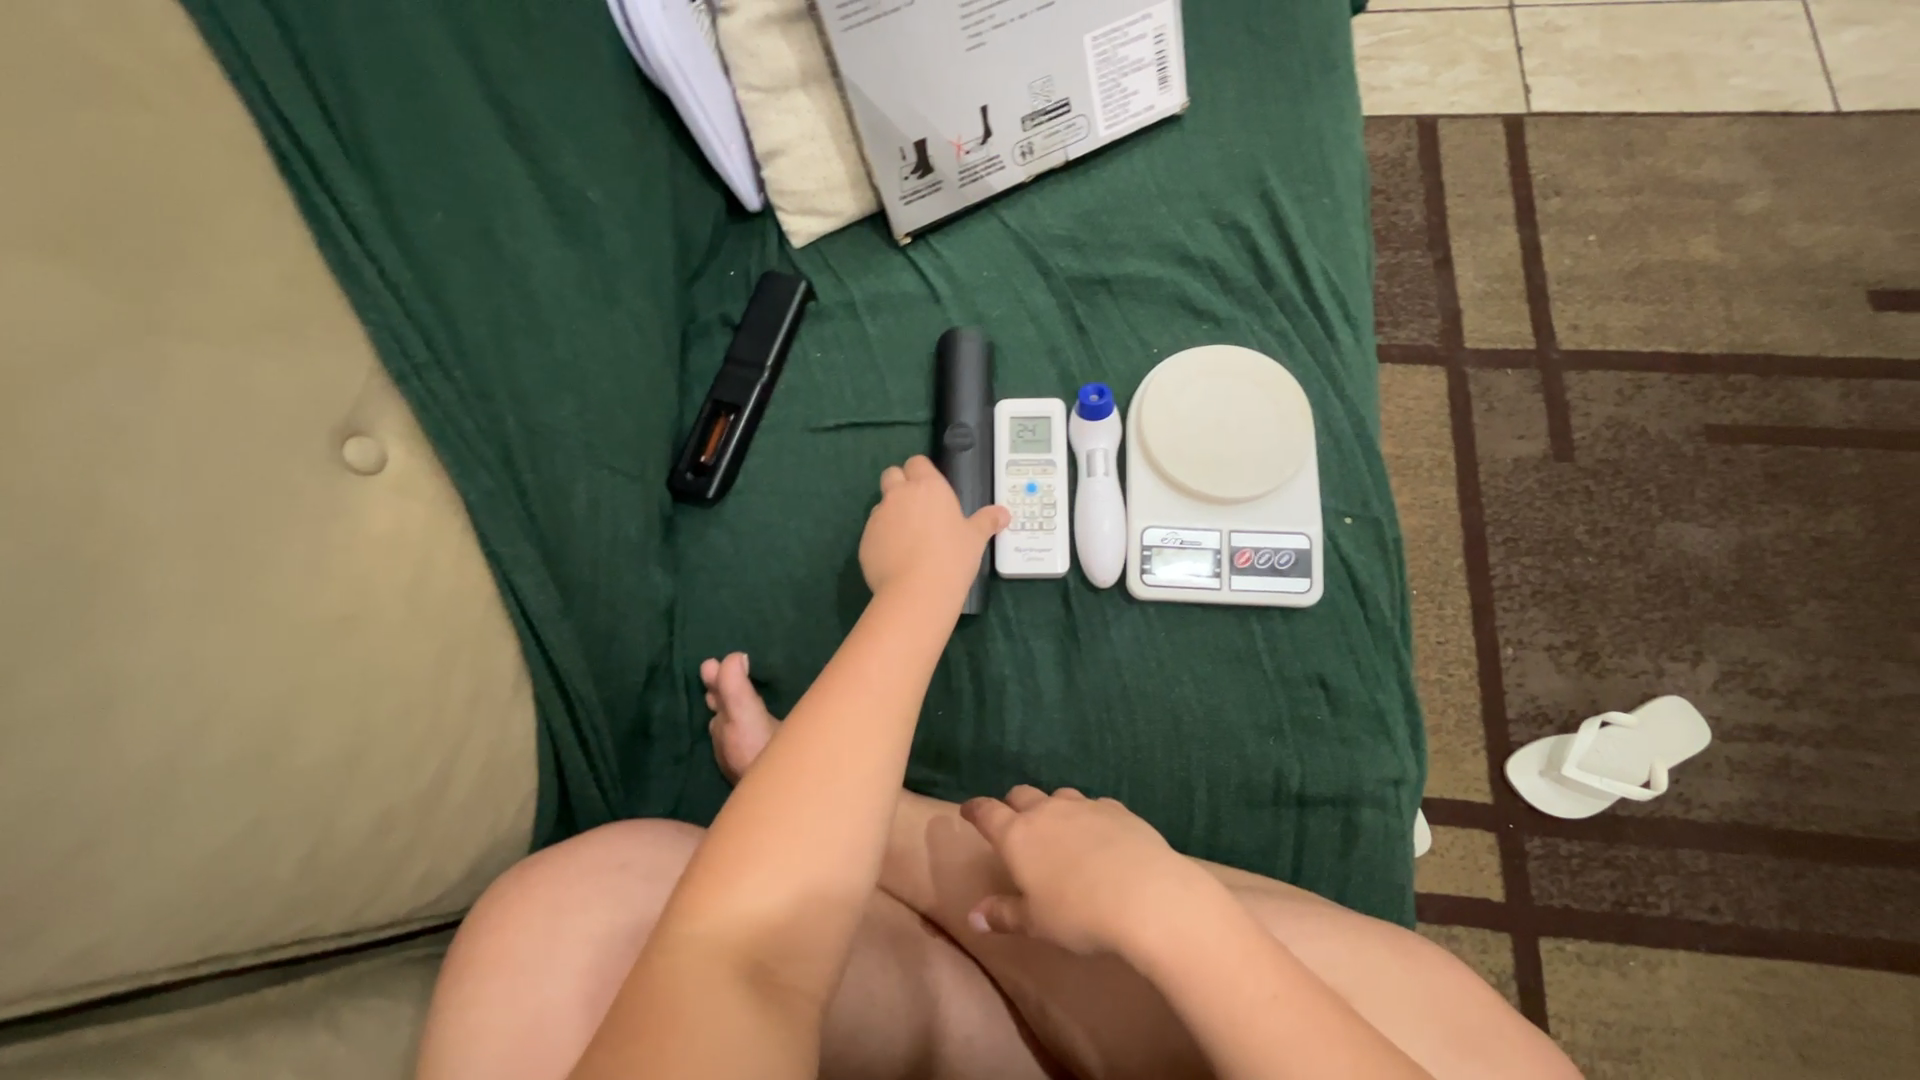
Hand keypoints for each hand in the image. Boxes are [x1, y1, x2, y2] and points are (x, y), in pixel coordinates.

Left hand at [859, 455, 1008, 598]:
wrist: (917, 591)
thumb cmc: (952, 557)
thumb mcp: (976, 538)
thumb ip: (987, 521)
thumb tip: (1004, 513)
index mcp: (928, 487)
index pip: (917, 462)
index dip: (921, 473)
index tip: (930, 489)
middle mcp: (899, 495)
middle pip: (891, 475)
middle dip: (899, 485)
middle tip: (915, 508)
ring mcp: (878, 517)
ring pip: (880, 505)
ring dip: (890, 514)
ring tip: (906, 539)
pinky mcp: (865, 540)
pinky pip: (872, 532)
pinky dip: (882, 539)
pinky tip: (896, 559)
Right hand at [959, 785, 1218, 956]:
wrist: (1145, 895)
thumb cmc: (1079, 914)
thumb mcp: (1036, 923)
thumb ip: (1005, 915)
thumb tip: (974, 916)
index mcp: (1017, 836)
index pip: (987, 813)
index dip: (975, 810)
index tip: (968, 810)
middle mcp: (1047, 812)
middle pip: (1022, 795)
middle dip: (1013, 804)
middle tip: (1013, 820)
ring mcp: (1084, 807)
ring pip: (1059, 796)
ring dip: (1053, 807)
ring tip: (1058, 827)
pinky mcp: (1117, 810)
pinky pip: (1095, 806)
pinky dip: (1089, 816)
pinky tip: (1100, 834)